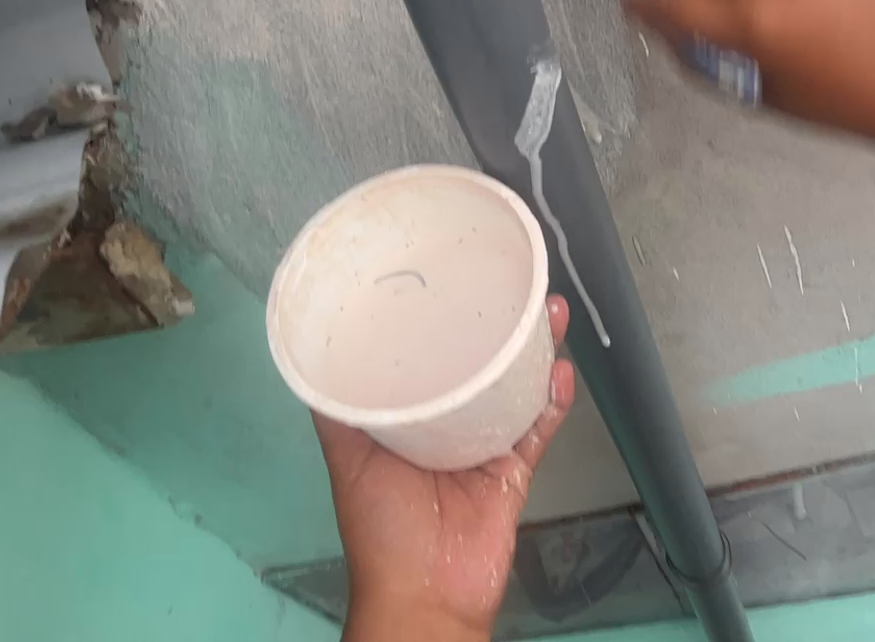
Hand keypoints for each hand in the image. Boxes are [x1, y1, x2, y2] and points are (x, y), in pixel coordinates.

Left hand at [315, 296, 576, 641]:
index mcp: (414, 415)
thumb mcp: (348, 459)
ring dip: (537, 349)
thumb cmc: (380, 527)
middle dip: (504, 324)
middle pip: (484, 362)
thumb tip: (312, 357)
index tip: (461, 278)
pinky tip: (562, 372)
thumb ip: (335, 412)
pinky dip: (554, 400)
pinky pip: (539, 427)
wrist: (425, 596)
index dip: (449, 317)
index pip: (434, 354)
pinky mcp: (516, 468)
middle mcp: (451, 421)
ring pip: (517, 385)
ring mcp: (487, 443)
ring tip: (550, 312)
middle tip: (523, 288)